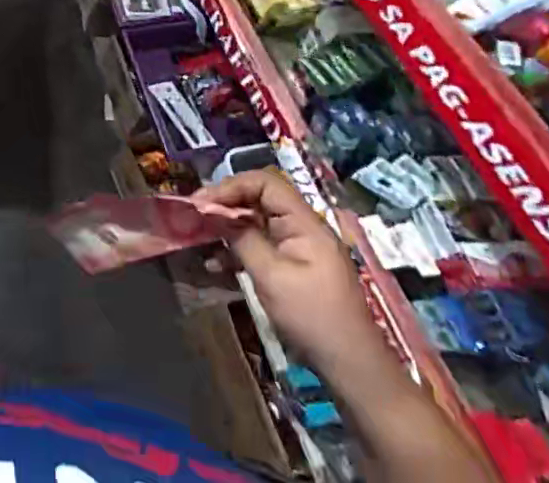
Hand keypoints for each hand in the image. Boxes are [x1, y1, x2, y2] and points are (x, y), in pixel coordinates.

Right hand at [196, 170, 381, 368]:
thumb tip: (213, 212)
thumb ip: (241, 238)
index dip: (231, 186)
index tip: (202, 201)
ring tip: (201, 239)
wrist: (353, 367)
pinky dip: (239, 250)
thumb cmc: (313, 317)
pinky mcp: (295, 268)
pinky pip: (263, 246)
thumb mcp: (271, 276)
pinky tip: (217, 265)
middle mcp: (303, 228)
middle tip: (195, 217)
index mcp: (305, 223)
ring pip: (258, 223)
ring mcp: (300, 248)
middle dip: (226, 205)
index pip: (265, 183)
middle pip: (260, 200)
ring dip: (229, 228)